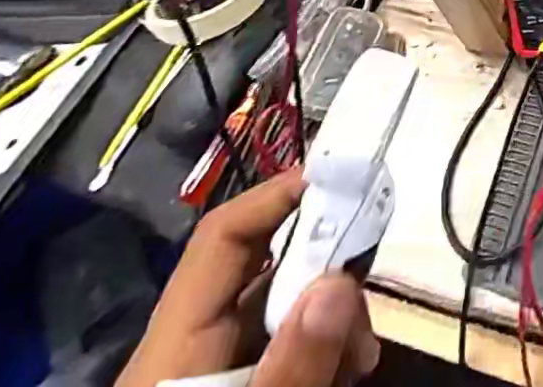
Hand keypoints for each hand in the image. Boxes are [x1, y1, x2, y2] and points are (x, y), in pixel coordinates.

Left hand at [118, 170, 380, 386]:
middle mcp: (190, 344)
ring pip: (284, 305)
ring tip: (362, 351)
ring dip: (333, 312)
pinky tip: (348, 365)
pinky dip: (323, 340)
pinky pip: (285, 339)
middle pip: (265, 268)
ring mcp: (214, 365)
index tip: (344, 177)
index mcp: (174, 345)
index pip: (223, 236)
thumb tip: (341, 282)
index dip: (280, 194)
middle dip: (327, 266)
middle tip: (368, 283)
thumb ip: (294, 361)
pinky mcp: (238, 380)